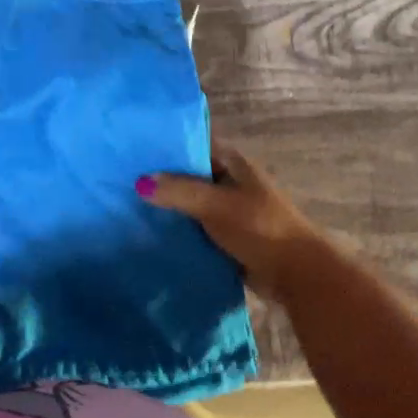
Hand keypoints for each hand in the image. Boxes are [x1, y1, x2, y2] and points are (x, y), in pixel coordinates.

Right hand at [138, 145, 345, 303]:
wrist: (297, 275)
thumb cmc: (260, 228)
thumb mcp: (216, 205)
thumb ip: (178, 191)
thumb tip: (139, 182)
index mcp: (232, 163)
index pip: (194, 142)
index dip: (166, 142)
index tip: (133, 145)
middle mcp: (229, 181)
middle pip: (187, 172)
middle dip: (159, 176)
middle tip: (121, 176)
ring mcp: (226, 209)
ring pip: (188, 200)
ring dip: (165, 204)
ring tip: (126, 201)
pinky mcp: (224, 234)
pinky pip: (192, 225)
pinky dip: (175, 226)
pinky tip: (146, 229)